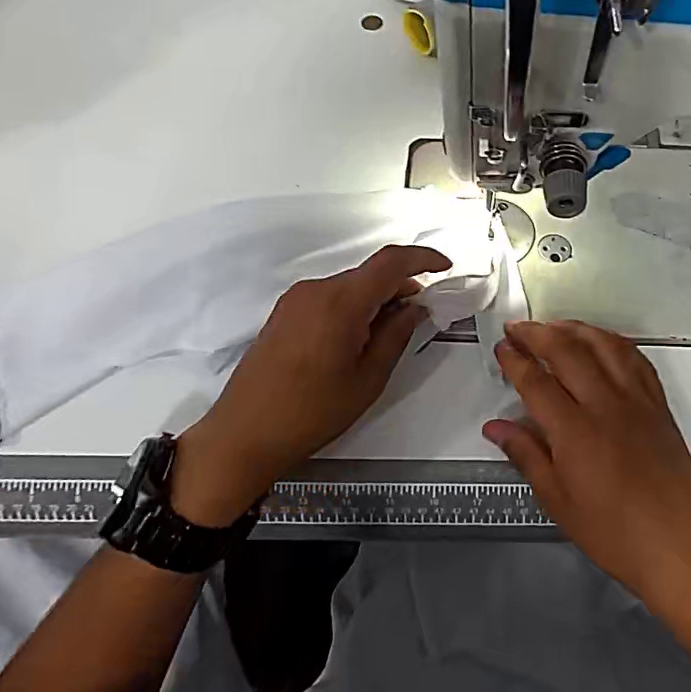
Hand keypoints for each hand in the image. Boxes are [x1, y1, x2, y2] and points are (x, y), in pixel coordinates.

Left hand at [169, 245, 451, 526]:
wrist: (245, 433)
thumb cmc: (310, 413)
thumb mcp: (368, 378)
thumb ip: (397, 335)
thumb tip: (415, 308)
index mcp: (340, 303)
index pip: (390, 262)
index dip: (423, 258)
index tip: (444, 267)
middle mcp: (315, 291)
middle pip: (369, 274)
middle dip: (401, 287)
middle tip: (423, 313)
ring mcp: (296, 300)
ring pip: (350, 286)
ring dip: (377, 299)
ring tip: (391, 333)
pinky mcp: (285, 312)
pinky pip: (330, 297)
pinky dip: (354, 306)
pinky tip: (361, 336)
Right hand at [484, 321, 690, 606]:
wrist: (679, 545)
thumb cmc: (614, 532)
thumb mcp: (558, 501)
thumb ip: (527, 455)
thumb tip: (496, 428)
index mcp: (575, 430)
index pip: (537, 381)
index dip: (515, 360)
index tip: (502, 348)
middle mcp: (606, 405)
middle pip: (568, 351)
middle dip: (538, 333)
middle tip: (517, 327)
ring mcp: (636, 401)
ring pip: (604, 345)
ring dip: (575, 328)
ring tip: (554, 325)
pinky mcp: (658, 405)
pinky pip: (635, 359)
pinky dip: (614, 342)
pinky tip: (602, 341)